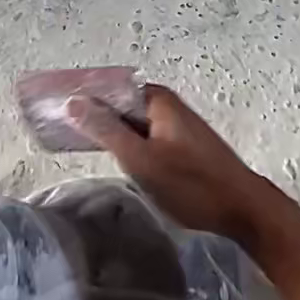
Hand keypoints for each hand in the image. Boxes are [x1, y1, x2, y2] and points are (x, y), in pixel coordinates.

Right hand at [69, 84, 287, 247]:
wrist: (246, 213)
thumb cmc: (192, 185)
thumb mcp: (140, 159)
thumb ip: (105, 128)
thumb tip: (72, 101)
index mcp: (157, 99)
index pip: (108, 86)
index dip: (81, 94)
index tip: (53, 105)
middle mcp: (165, 105)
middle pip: (117, 102)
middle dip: (90, 111)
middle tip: (57, 124)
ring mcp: (173, 125)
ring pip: (128, 120)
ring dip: (105, 127)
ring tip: (74, 138)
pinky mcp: (179, 145)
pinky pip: (140, 134)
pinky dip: (121, 140)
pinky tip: (107, 153)